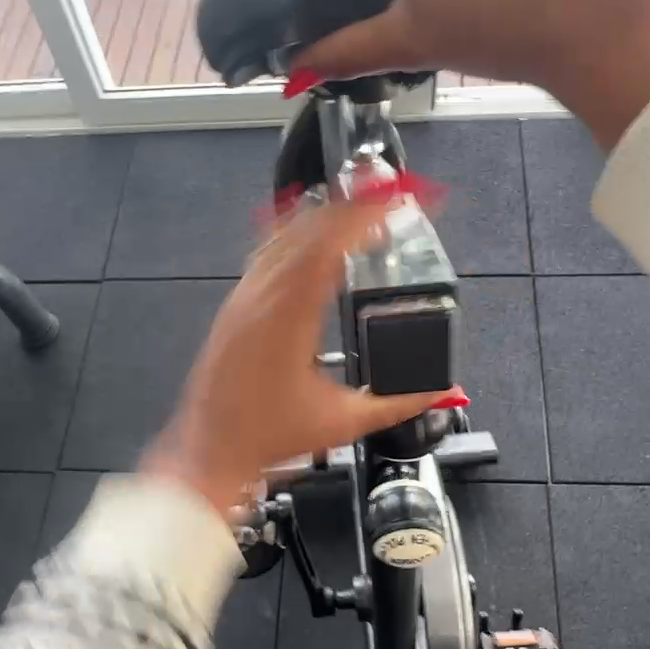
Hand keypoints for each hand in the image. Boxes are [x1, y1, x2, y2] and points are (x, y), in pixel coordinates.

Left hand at [141, 201, 450, 516]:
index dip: (364, 216)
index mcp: (288, 316)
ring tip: (357, 212)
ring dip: (321, 219)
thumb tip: (439, 390)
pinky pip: (265, 255)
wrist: (210, 449)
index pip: (328, 244)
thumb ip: (398, 403)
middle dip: (349, 207)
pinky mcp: (233, 308)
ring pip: (282, 237)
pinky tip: (311, 240)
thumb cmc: (269, 436)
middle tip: (386, 199)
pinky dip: (294, 237)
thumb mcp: (342, 422)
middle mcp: (261, 297)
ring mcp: (242, 299)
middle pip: (305, 228)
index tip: (394, 202)